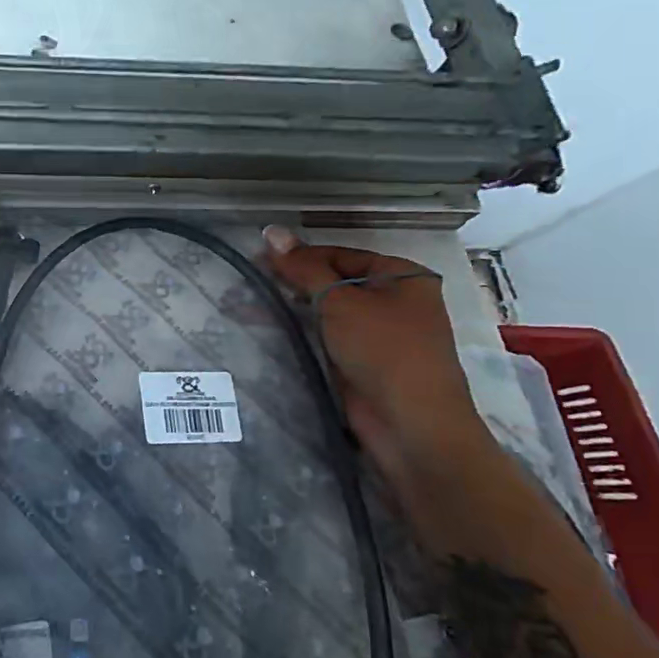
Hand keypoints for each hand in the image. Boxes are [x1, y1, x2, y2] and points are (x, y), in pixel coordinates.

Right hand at [261, 226, 478, 489]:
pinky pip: (328, 339)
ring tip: (245, 303)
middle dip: (292, 282)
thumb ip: (304, 269)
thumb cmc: (384, 350)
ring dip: (292, 307)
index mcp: (402, 275)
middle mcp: (394, 301)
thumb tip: (271, 232)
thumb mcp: (341, 301)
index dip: (300, 256)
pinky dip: (302, 332)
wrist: (412, 425)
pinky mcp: (363, 364)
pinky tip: (268, 327)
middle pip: (334, 282)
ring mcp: (379, 335)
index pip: (341, 255)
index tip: (258, 258)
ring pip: (328, 312)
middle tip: (248, 280)